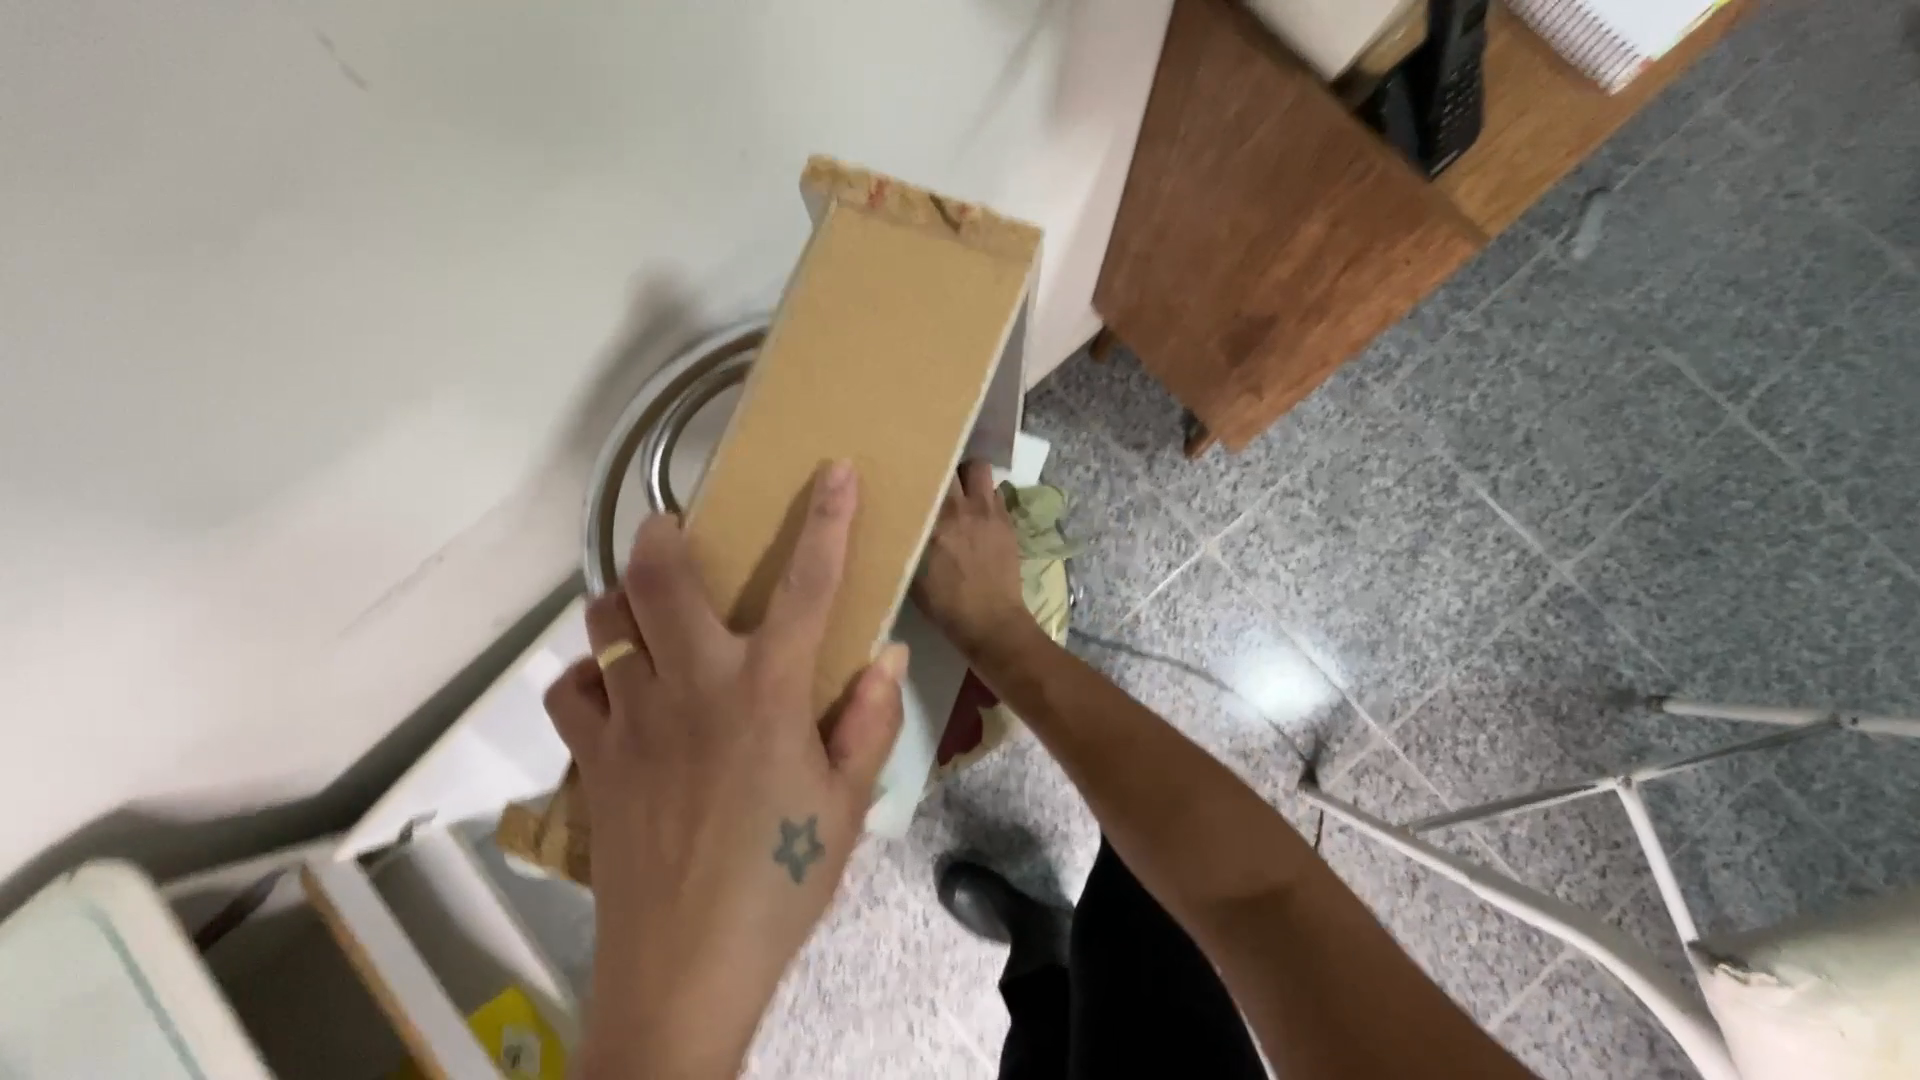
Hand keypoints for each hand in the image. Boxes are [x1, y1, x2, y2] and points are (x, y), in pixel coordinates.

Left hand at [544, 461, 906, 1079]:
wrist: (688, 966)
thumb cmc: (783, 878)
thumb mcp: (848, 803)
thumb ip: (868, 720)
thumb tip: (884, 656)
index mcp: (767, 691)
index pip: (809, 585)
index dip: (827, 520)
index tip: (833, 470)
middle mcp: (693, 685)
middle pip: (660, 580)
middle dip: (665, 535)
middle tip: (676, 527)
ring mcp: (632, 719)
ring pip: (604, 625)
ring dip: (623, 602)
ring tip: (644, 610)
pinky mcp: (593, 758)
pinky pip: (573, 690)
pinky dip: (589, 676)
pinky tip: (612, 689)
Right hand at [913, 460, 1030, 657]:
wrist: (991, 621)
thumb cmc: (947, 604)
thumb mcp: (914, 575)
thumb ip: (909, 542)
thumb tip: (899, 524)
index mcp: (936, 519)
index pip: (928, 476)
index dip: (923, 470)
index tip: (914, 472)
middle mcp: (965, 507)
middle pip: (961, 464)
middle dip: (951, 467)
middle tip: (940, 479)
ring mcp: (991, 513)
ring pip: (983, 472)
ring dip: (972, 477)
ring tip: (963, 490)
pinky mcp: (1008, 523)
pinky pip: (997, 494)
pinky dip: (987, 497)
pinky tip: (979, 513)